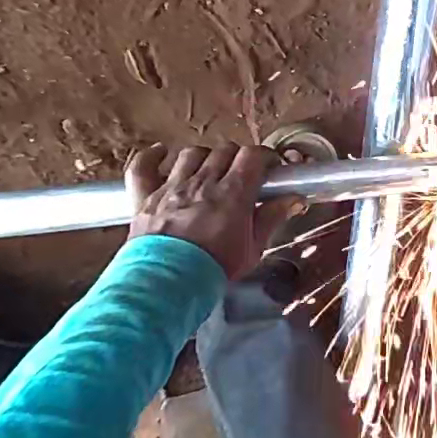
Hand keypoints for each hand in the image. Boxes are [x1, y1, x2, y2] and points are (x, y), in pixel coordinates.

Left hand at [125, 142, 303, 279]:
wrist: (167, 286)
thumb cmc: (212, 270)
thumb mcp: (252, 249)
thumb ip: (271, 219)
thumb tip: (294, 199)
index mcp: (232, 193)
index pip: (252, 155)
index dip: (264, 156)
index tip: (269, 166)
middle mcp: (202, 182)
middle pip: (224, 150)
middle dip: (237, 158)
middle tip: (242, 175)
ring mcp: (171, 186)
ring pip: (191, 153)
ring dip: (204, 158)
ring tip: (208, 171)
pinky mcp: (146, 196)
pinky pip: (143, 166)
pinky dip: (151, 157)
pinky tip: (160, 154)